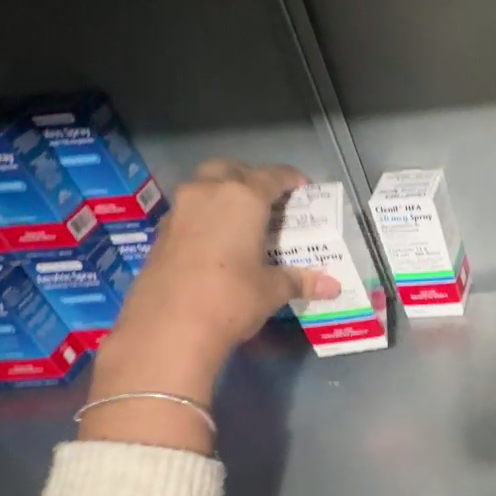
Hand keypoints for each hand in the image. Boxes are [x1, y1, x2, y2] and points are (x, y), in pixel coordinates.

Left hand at [77, 159, 337, 453]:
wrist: (169, 325)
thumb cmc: (231, 298)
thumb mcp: (272, 291)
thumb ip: (300, 281)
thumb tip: (332, 286)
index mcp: (242, 199)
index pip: (271, 176)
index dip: (290, 179)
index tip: (303, 187)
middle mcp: (208, 193)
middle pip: (230, 170)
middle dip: (250, 177)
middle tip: (269, 198)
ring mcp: (180, 211)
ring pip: (204, 187)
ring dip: (224, 194)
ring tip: (245, 219)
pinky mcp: (162, 232)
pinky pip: (191, 211)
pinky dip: (208, 216)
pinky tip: (219, 241)